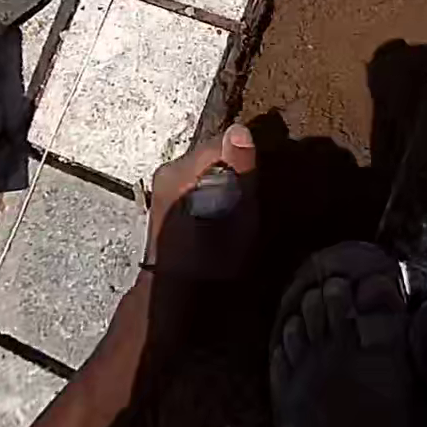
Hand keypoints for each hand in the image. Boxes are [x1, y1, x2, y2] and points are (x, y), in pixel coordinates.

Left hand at [142, 125, 258, 282]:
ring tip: (239, 205)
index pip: (223, 143)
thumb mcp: (237, 215)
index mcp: (182, 170)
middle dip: (234, 167)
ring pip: (204, 170)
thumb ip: (240, 170)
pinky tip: (221, 212)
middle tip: (253, 192)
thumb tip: (240, 129)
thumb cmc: (212, 258)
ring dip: (223, 180)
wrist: (176, 297)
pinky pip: (194, 184)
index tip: (263, 174)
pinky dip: (210, 191)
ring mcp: (163, 186)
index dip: (247, 156)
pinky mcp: (164, 202)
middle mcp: (168, 171)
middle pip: (212, 155)